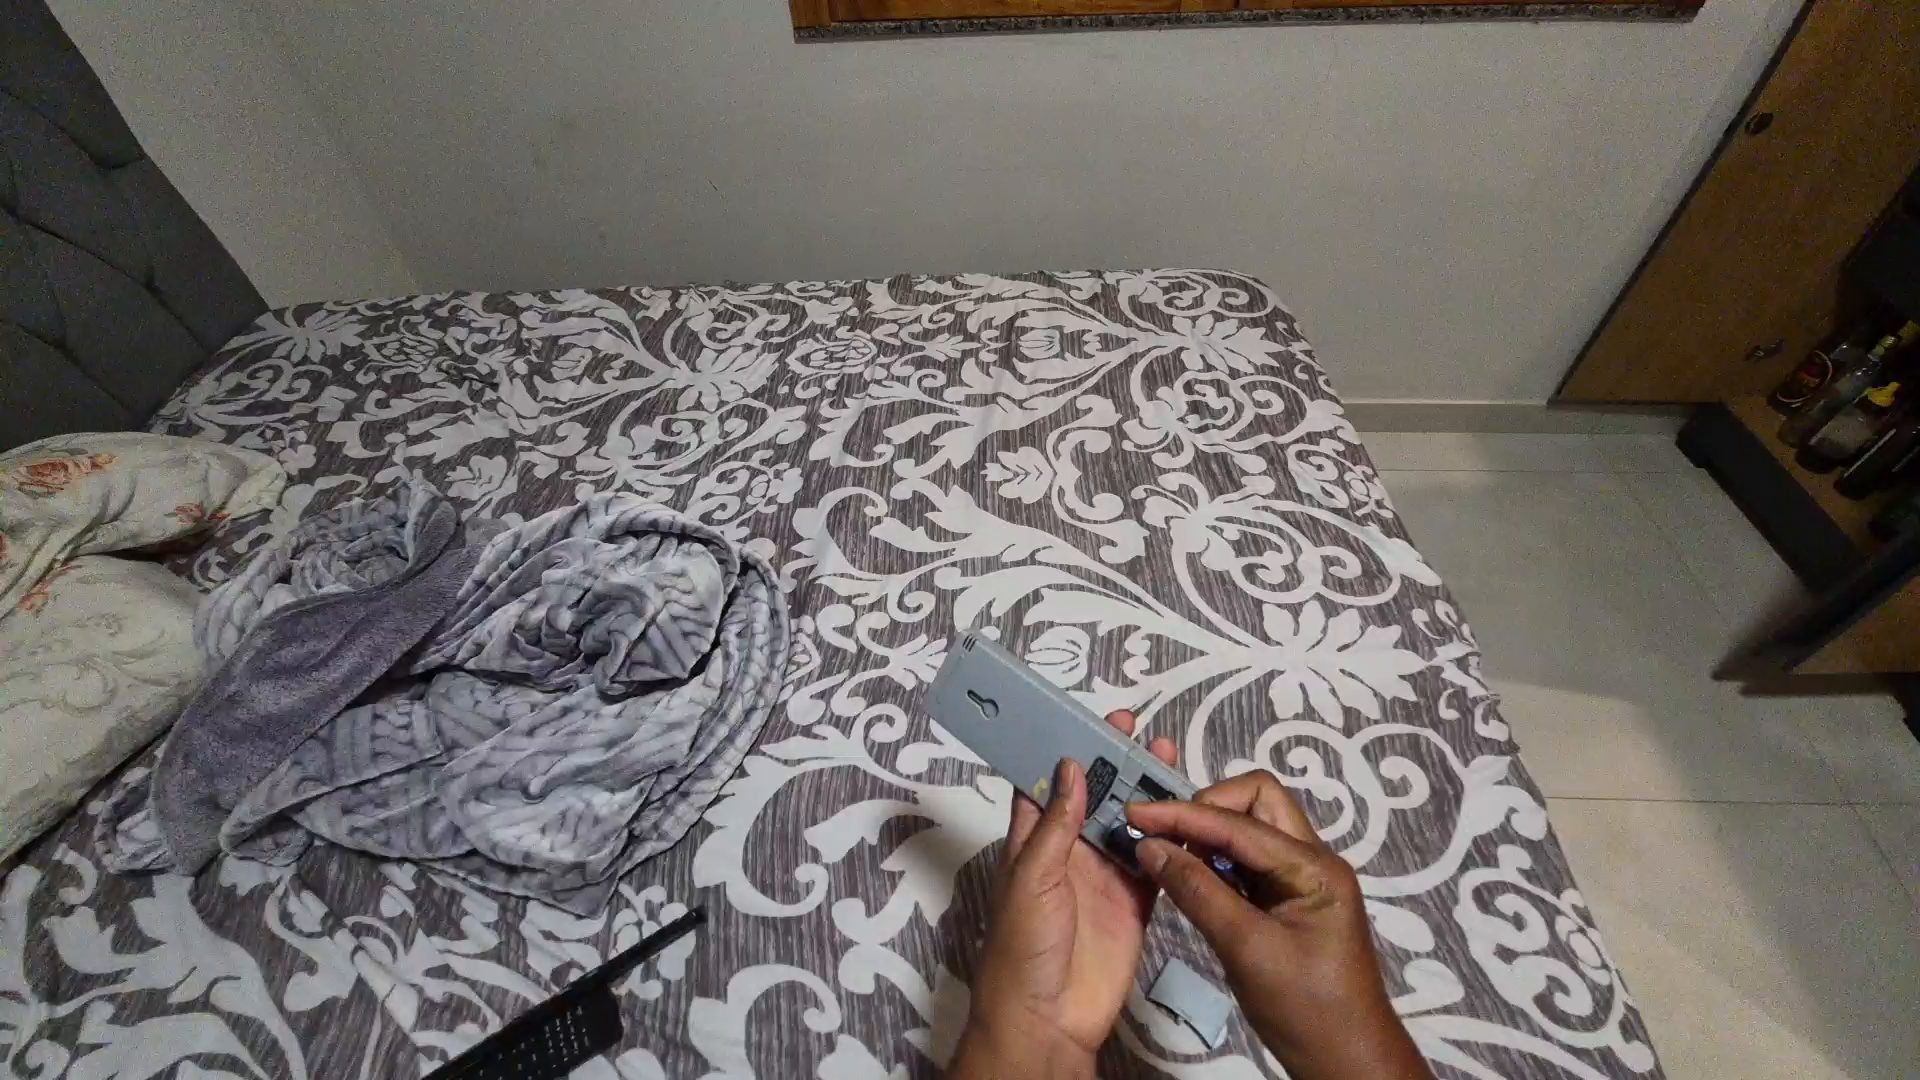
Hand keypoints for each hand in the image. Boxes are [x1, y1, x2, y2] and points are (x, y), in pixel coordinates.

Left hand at [947, 711, 1176, 1078]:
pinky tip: (1186, 812)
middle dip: (1114, 762)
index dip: (1066, 750)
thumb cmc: (1023, 944)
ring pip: (1129, 822)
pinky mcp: (1133, 900)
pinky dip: (1169, 839)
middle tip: (1136, 729)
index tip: (1087, 720)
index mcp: (1035, 838)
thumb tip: (1071, 766)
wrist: (1049, 1019)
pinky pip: (1154, 861)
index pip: (1048, 783)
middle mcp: (1070, 849)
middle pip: (1096, 795)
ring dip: (1145, 792)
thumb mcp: (1033, 875)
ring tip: (1166, 757)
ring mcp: (1103, 873)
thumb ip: (1056, 824)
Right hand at [1126, 772, 1433, 1079]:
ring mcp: (1299, 875)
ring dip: (1208, 831)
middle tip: (1168, 834)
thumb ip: (1196, 890)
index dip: (1183, 815)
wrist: (1347, 1066)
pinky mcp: (1284, 894)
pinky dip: (1214, 855)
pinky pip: (1245, 855)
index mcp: (1313, 867)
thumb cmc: (1305, 1009)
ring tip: (1171, 852)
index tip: (1136, 812)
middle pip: (1255, 799)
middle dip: (1207, 807)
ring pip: (1249, 823)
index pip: (1238, 823)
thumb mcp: (1245, 949)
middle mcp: (1310, 858)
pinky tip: (1190, 873)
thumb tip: (1147, 845)